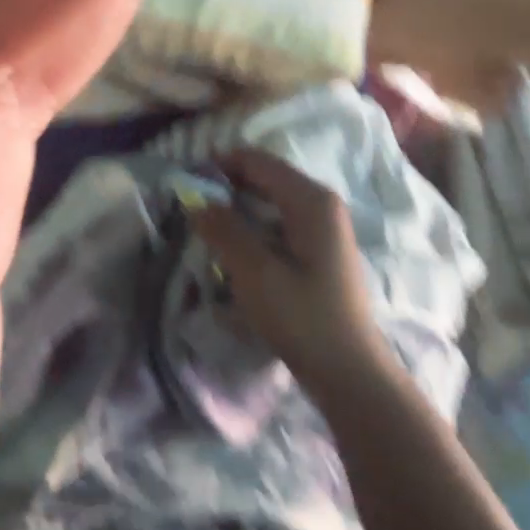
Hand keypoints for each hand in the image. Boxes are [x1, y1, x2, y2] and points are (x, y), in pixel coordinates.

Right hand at [191, 153, 391, 379]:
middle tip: (187, 207)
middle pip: (264, 178)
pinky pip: (275, 223)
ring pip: (268, 202)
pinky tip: (230, 250)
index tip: (182, 183)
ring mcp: (323, 228)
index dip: (217, 165)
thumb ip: (223, 230)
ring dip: (235, 209)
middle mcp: (321, 204)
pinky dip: (250, 228)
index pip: (256, 161)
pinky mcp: (317, 251)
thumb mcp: (254, 272)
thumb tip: (196, 201)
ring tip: (202, 228)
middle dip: (224, 187)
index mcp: (311, 200)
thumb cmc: (301, 316)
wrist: (347, 368)